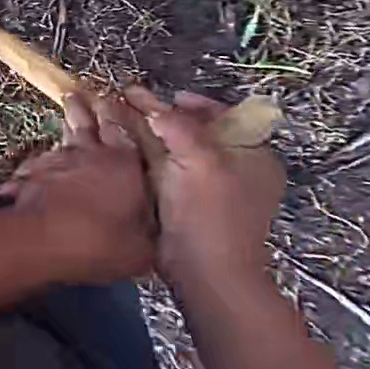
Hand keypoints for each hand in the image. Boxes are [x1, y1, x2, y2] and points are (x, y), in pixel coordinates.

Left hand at [0, 91, 156, 284]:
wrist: (38, 236)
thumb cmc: (100, 242)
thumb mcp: (142, 248)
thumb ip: (147, 230)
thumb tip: (151, 229)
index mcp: (124, 164)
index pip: (125, 131)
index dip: (119, 116)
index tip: (115, 100)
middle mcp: (89, 153)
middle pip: (87, 123)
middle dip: (85, 108)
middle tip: (78, 94)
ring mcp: (56, 158)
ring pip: (64, 135)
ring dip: (67, 123)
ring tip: (67, 112)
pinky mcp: (30, 170)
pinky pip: (44, 157)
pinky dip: (48, 156)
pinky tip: (46, 160)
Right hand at [120, 84, 285, 289]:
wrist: (203, 271)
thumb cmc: (212, 213)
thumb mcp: (200, 159)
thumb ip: (178, 125)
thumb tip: (154, 108)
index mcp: (253, 158)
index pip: (226, 118)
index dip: (197, 104)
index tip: (171, 97)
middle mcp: (231, 169)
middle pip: (195, 130)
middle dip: (163, 114)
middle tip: (132, 98)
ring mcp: (203, 185)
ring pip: (172, 146)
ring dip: (146, 129)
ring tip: (117, 110)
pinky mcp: (179, 200)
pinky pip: (159, 165)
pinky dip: (140, 150)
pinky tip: (117, 137)